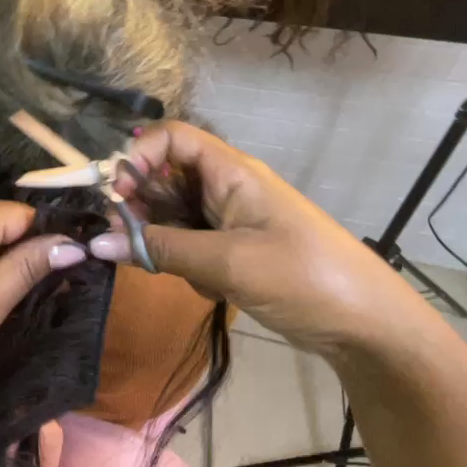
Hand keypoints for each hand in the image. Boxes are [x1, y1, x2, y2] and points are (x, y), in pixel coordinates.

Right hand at [90, 120, 436, 357]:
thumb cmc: (302, 277)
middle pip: (164, 177)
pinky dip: (183, 263)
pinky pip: (189, 244)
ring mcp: (231, 220)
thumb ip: (159, 249)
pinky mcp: (234, 250)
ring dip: (160, 239)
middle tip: (122, 239)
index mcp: (231, 173)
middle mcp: (226, 188)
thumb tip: (96, 243)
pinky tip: (205, 288)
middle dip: (138, 205)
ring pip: (172, 214)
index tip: (118, 195)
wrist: (369, 328)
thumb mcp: (225, 262)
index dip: (139, 156)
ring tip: (165, 270)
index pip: (171, 138)